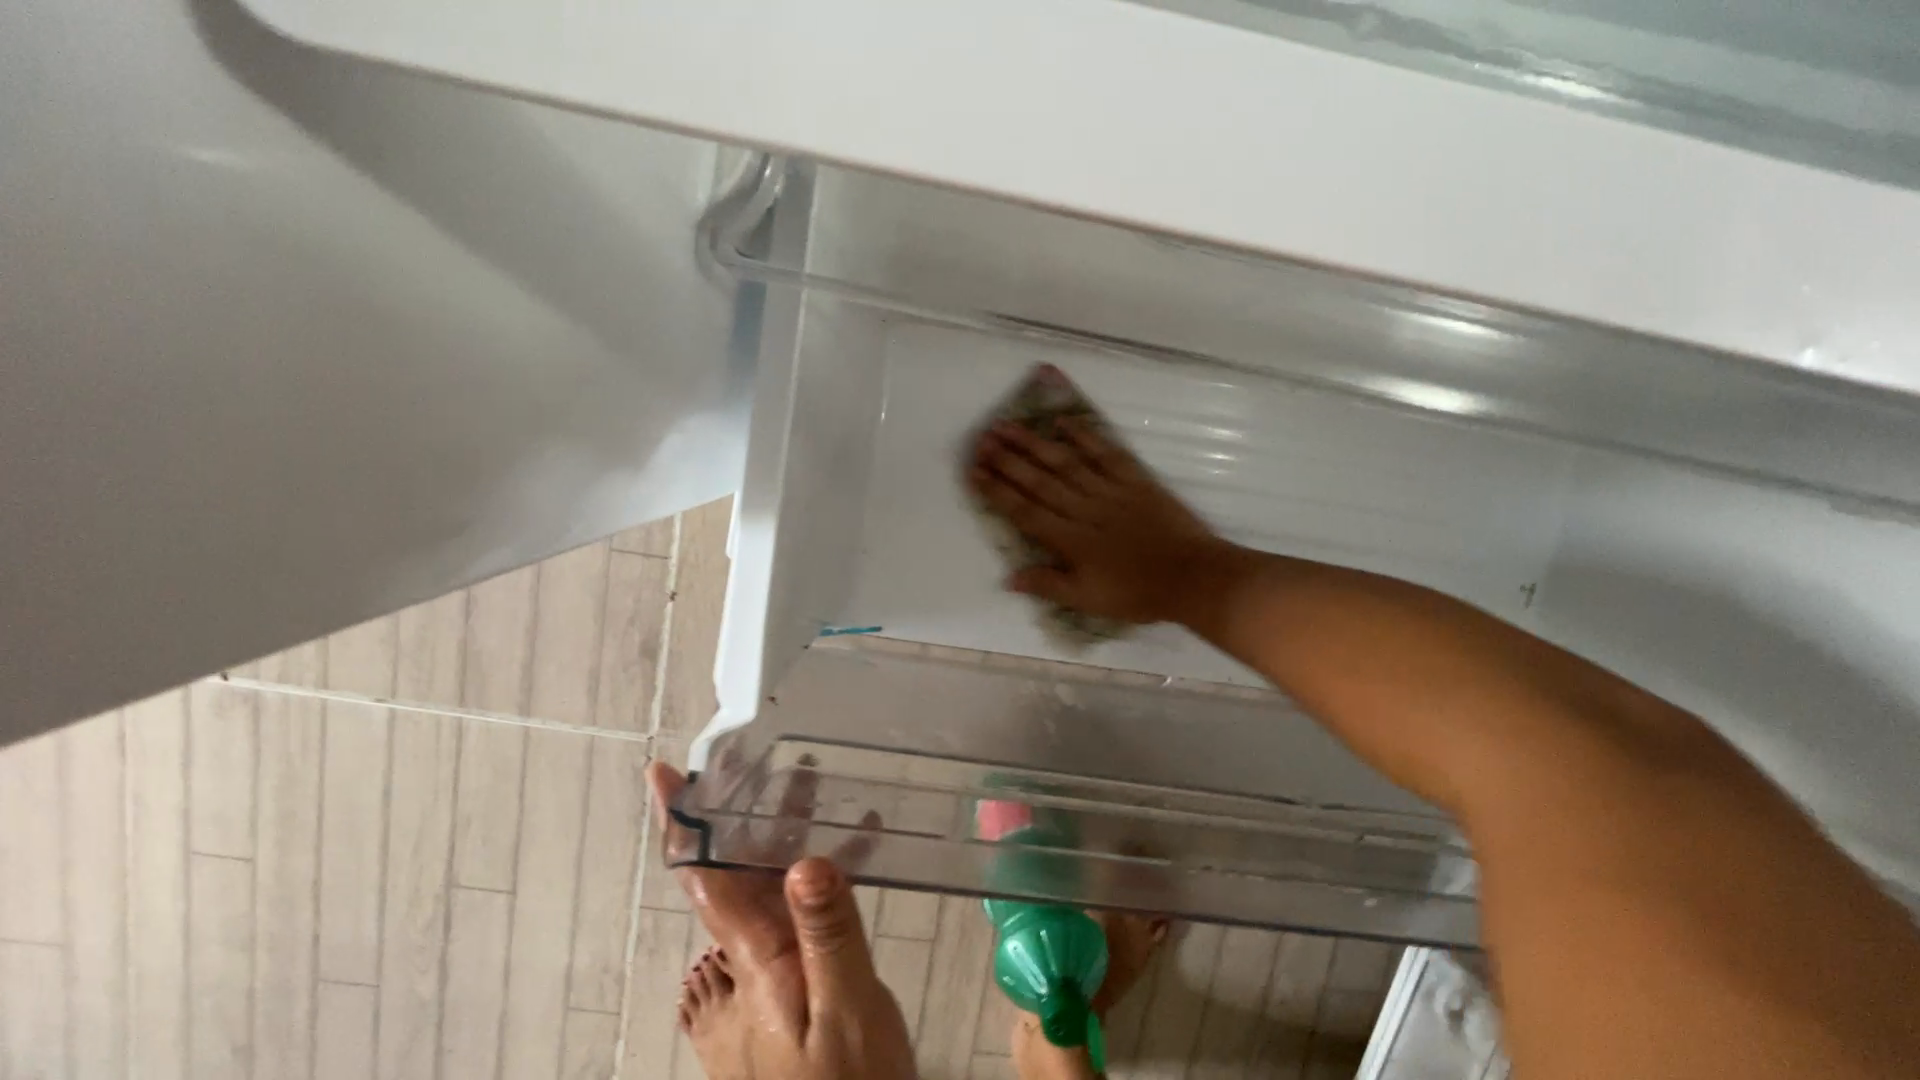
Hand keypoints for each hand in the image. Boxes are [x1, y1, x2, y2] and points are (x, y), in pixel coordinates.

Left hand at [648, 763, 915, 1079]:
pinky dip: (820, 878)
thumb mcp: (847, 1011)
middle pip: (737, 874)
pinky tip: (853, 852)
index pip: (707, 880)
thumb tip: (804, 860)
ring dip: (783, 836)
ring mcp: (774, 972)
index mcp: (756, 959)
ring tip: (813, 788)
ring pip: (769, 888)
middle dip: (743, 814)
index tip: (662, 776)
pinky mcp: (798, 982)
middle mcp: (754, 959)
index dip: (682, 826)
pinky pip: (800, 914)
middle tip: (763, 762)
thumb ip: (828, 937)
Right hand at [968, 394, 1240, 624]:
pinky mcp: (1136, 481)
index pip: (1024, 511)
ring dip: (1035, 443)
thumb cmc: (1138, 594)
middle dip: (1008, 459)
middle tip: (983, 438)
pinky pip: (1106, 453)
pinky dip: (1085, 436)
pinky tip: (1063, 422)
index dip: (997, 491)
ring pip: (1065, 462)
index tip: (974, 471)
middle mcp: (1083, 509)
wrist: (1193, 577)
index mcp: (1070, 540)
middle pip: (1039, 480)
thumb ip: (1048, 585)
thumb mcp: (1088, 600)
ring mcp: (1110, 491)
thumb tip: (1009, 578)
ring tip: (1009, 425)